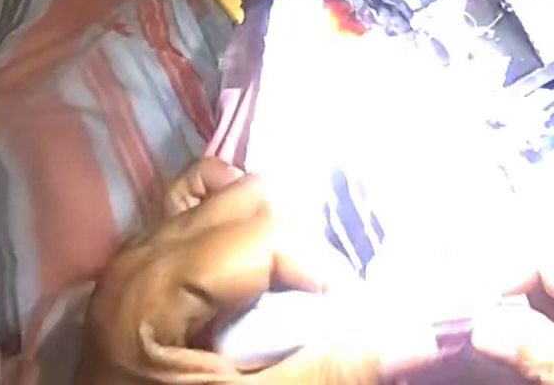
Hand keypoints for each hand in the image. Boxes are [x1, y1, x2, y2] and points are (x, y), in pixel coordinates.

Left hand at [78, 158, 378, 384]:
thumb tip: (415, 333)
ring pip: (227, 186)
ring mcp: (138, 244)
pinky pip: (194, 192)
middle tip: (319, 299)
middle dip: (300, 241)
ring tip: (291, 275)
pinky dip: (233, 202)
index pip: (262, 235)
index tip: (343, 316)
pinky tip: (252, 244)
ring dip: (272, 221)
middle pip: (249, 198)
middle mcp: (143, 249)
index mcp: (157, 288)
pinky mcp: (142, 250)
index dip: (315, 267)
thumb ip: (327, 370)